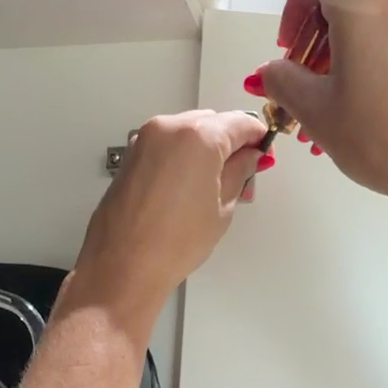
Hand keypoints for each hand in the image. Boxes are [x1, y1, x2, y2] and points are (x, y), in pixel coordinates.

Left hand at [70, 109, 269, 322]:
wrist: (125, 265)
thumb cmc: (176, 242)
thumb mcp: (222, 208)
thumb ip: (238, 173)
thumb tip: (248, 158)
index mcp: (198, 137)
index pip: (239, 123)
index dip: (256, 137)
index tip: (263, 153)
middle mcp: (169, 128)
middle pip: (211, 122)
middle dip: (229, 141)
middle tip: (241, 171)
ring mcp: (145, 139)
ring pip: (187, 131)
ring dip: (204, 148)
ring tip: (212, 183)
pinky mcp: (130, 155)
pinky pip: (166, 144)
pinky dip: (181, 155)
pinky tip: (187, 185)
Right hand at [248, 0, 387, 221]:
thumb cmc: (386, 137)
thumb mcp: (316, 111)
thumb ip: (283, 81)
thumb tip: (270, 72)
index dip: (294, 0)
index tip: (289, 46)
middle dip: (311, 41)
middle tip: (298, 87)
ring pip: (364, 27)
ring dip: (334, 63)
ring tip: (321, 116)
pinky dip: (363, 69)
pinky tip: (353, 116)